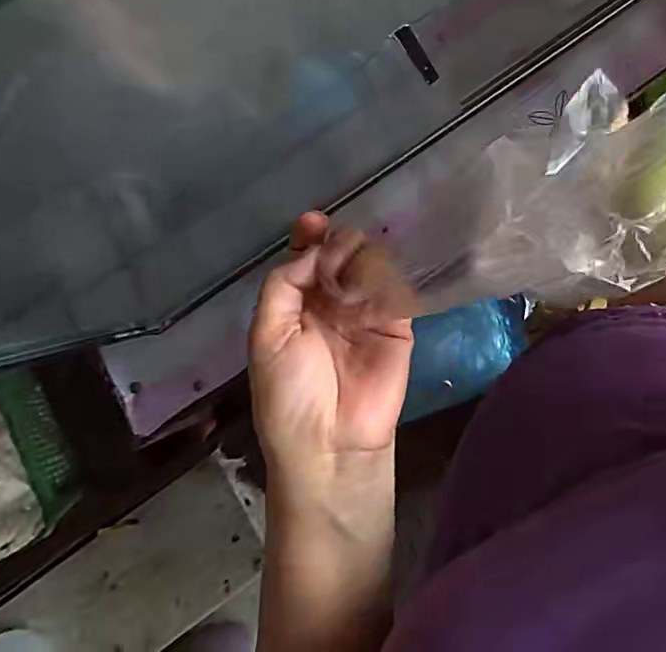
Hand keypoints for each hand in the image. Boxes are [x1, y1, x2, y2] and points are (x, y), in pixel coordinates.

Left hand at [249, 212, 414, 487]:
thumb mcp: (267, 336)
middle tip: (335, 254)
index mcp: (298, 301)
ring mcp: (366, 310)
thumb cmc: (288, 393)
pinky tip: (372, 290)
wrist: (331, 444)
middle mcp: (332, 300)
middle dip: (337, 244)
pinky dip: (385, 279)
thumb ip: (284, 284)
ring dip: (360, 260)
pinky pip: (395, 287)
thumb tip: (313, 247)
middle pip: (340, 252)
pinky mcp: (398, 323)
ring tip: (350, 282)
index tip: (314, 221)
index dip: (310, 235)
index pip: (307, 256)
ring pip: (370, 263)